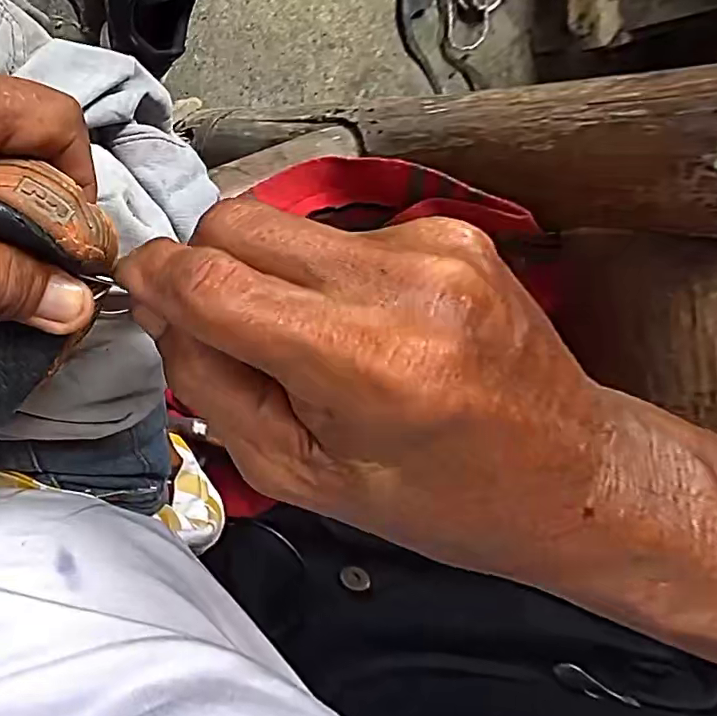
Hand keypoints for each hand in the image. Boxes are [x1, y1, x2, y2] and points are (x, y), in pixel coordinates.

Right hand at [117, 198, 613, 575]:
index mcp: (365, 361)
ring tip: (292, 327)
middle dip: (197, 264)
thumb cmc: (436, 496)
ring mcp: (428, 242)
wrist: (579, 473)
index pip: (211, 281)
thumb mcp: (292, 472)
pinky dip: (305, 267)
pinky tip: (346, 315)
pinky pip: (321, 229)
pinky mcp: (442, 226)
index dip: (152, 275)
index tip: (137, 286)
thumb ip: (207, 382)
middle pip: (229, 223)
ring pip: (270, 219)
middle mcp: (400, 282)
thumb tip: (163, 310)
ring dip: (252, 267)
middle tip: (212, 320)